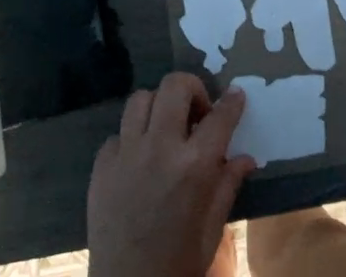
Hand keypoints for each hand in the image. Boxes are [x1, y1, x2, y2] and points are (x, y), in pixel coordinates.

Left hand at [88, 73, 254, 276]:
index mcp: (194, 165)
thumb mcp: (212, 228)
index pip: (220, 116)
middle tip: (197, 113)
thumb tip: (245, 158)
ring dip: (159, 107)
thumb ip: (227, 185)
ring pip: (140, 99)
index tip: (235, 95)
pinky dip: (132, 138)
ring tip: (166, 129)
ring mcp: (126, 154)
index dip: (232, 101)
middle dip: (192, 89)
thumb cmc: (179, 263)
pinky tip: (139, 160)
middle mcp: (159, 149)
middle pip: (174, 86)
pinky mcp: (101, 166)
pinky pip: (118, 133)